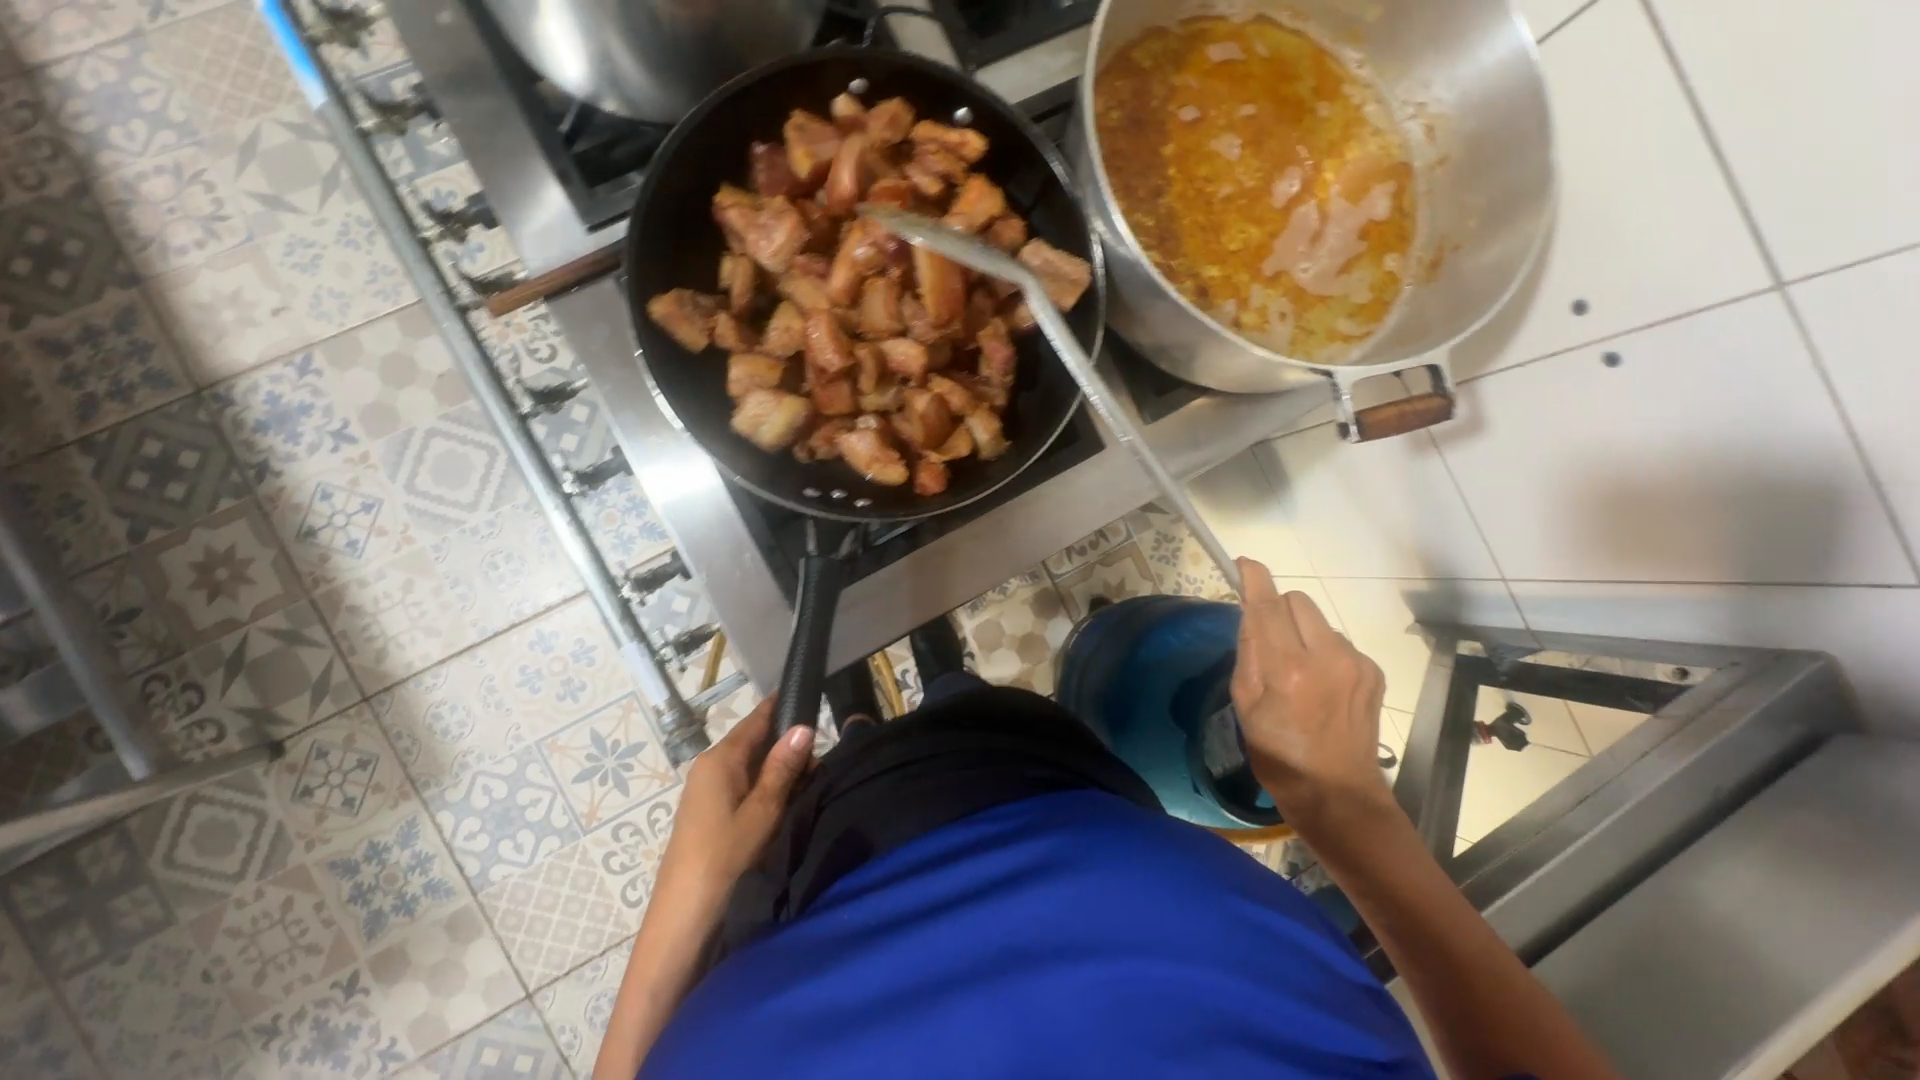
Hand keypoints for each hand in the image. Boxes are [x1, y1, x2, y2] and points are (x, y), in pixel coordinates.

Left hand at [652, 699, 814, 912]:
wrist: (687, 907)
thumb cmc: (726, 853)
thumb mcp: (763, 810)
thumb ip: (783, 768)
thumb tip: (804, 727)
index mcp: (720, 758)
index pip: (756, 719)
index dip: (782, 708)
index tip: (811, 698)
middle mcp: (710, 765)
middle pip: (755, 742)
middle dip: (788, 747)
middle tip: (822, 759)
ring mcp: (708, 788)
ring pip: (751, 765)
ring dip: (779, 770)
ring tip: (811, 781)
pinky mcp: (710, 809)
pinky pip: (743, 784)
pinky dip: (766, 787)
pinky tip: (787, 801)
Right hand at [1230, 558, 1389, 825]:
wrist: (1338, 793)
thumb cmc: (1278, 755)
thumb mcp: (1245, 706)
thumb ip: (1248, 653)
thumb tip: (1250, 613)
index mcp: (1288, 670)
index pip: (1268, 606)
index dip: (1255, 579)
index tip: (1245, 564)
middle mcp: (1327, 657)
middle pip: (1298, 601)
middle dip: (1279, 611)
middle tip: (1270, 642)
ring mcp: (1356, 663)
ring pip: (1319, 621)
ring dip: (1302, 633)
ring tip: (1298, 673)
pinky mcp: (1373, 671)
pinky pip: (1339, 642)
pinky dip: (1323, 652)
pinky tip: (1321, 686)